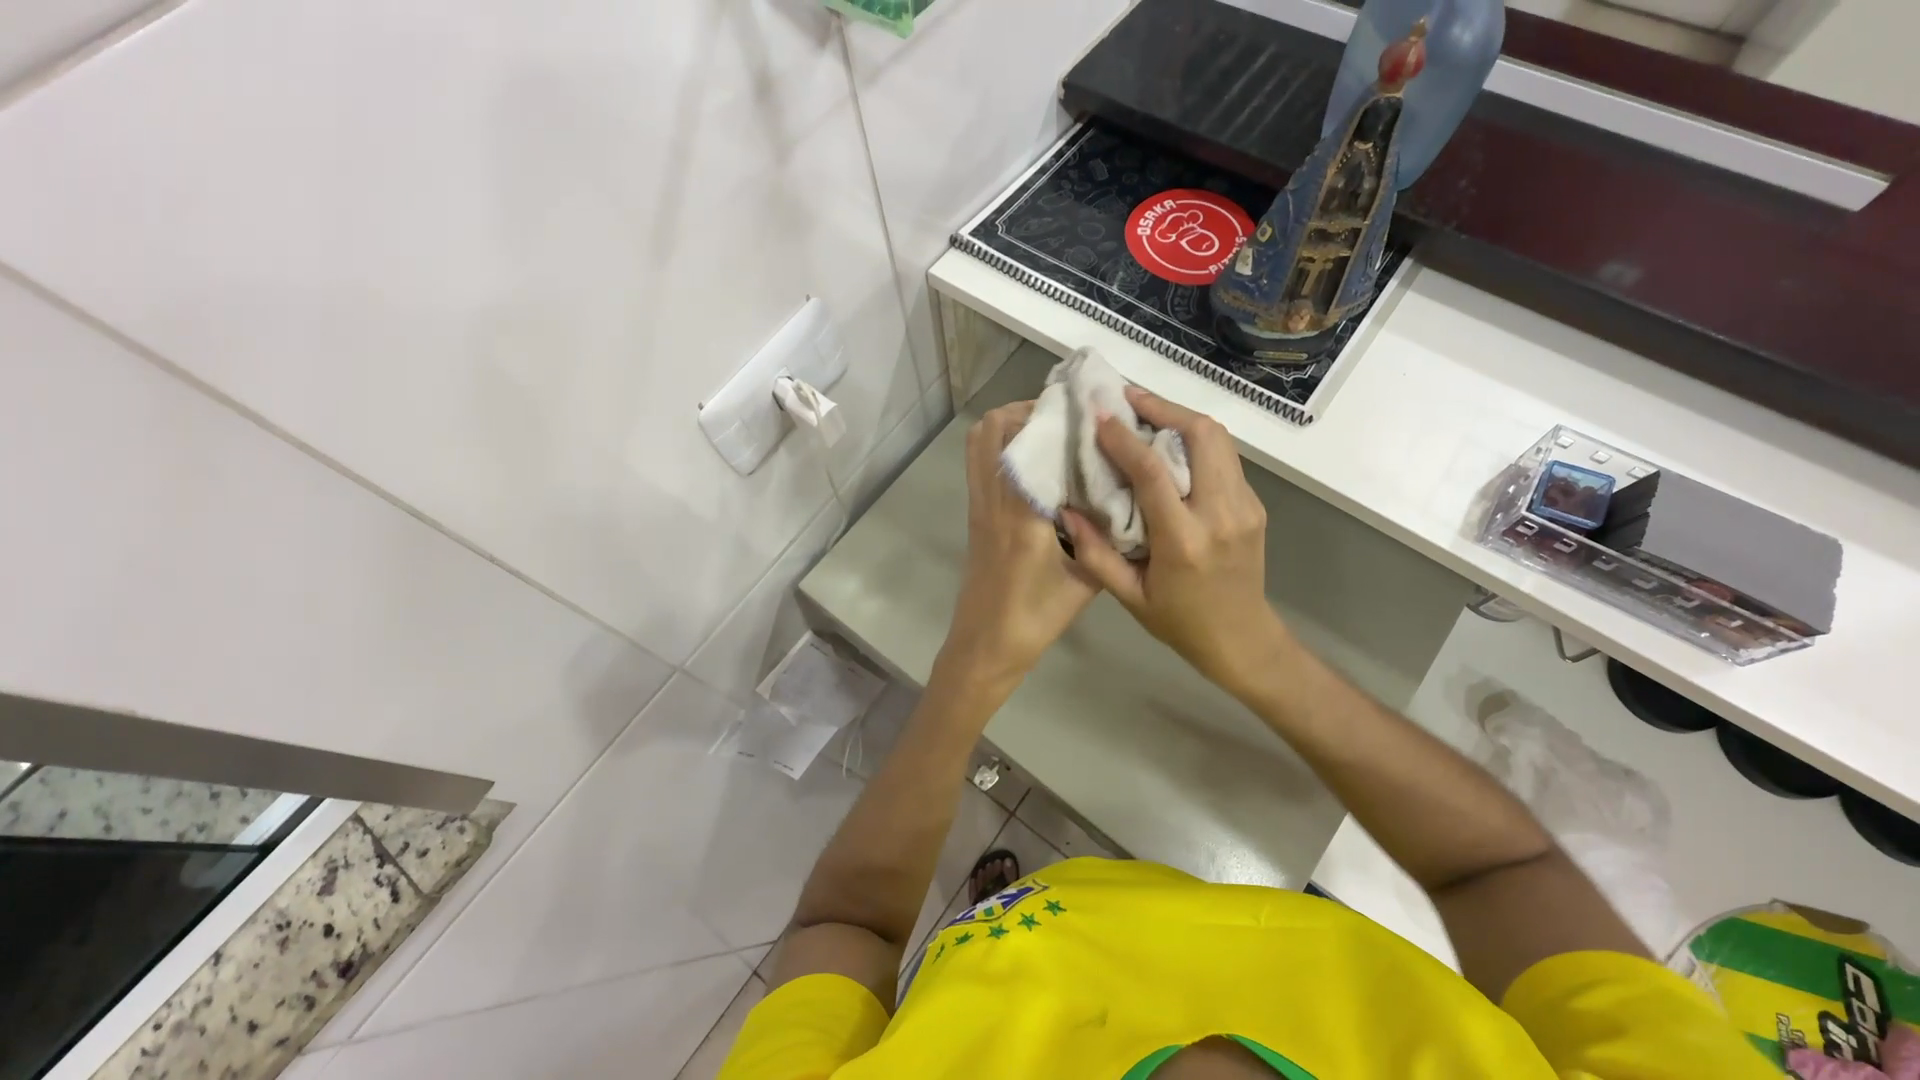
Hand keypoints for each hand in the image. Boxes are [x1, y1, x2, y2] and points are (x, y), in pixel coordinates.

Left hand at [939, 401, 1098, 689]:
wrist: (984, 647)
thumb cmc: (1033, 619)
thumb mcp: (1082, 583)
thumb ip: (1102, 541)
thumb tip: (1125, 506)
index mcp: (1020, 513)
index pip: (1026, 444)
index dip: (1049, 415)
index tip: (1080, 407)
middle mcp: (993, 501)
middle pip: (990, 429)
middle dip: (1025, 411)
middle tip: (1064, 417)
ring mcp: (978, 507)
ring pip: (979, 445)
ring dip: (1010, 427)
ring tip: (1051, 434)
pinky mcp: (975, 518)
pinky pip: (982, 466)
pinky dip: (1003, 450)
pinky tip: (1039, 466)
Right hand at [1062, 387, 1285, 697]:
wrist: (1243, 639)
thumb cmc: (1179, 622)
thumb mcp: (1129, 596)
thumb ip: (1095, 553)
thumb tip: (1066, 511)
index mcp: (1184, 540)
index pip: (1153, 471)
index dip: (1123, 437)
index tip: (1099, 414)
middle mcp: (1220, 514)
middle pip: (1201, 435)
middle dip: (1164, 407)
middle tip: (1127, 399)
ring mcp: (1244, 506)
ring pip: (1219, 439)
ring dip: (1181, 418)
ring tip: (1146, 413)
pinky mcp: (1254, 505)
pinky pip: (1225, 457)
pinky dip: (1197, 440)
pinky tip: (1170, 445)